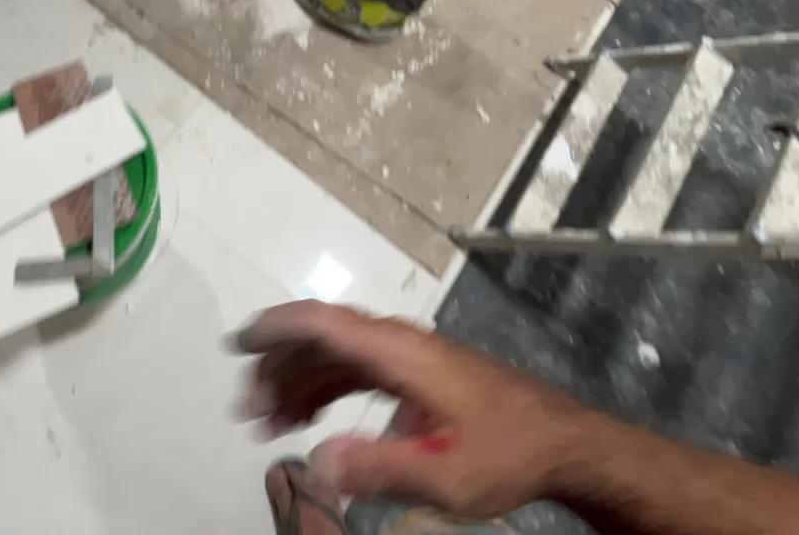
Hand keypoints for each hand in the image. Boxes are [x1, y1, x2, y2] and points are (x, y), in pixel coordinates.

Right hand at [230, 300, 593, 519]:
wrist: (559, 439)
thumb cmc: (505, 450)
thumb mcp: (444, 474)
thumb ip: (379, 467)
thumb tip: (315, 462)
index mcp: (398, 353)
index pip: (325, 323)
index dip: (277, 327)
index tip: (239, 343)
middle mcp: (395, 344)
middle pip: (321, 338)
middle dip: (277, 367)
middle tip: (246, 411)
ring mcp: (403, 356)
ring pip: (333, 354)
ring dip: (296, 380)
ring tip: (264, 422)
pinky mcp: (411, 373)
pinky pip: (352, 370)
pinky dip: (322, 389)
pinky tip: (305, 418)